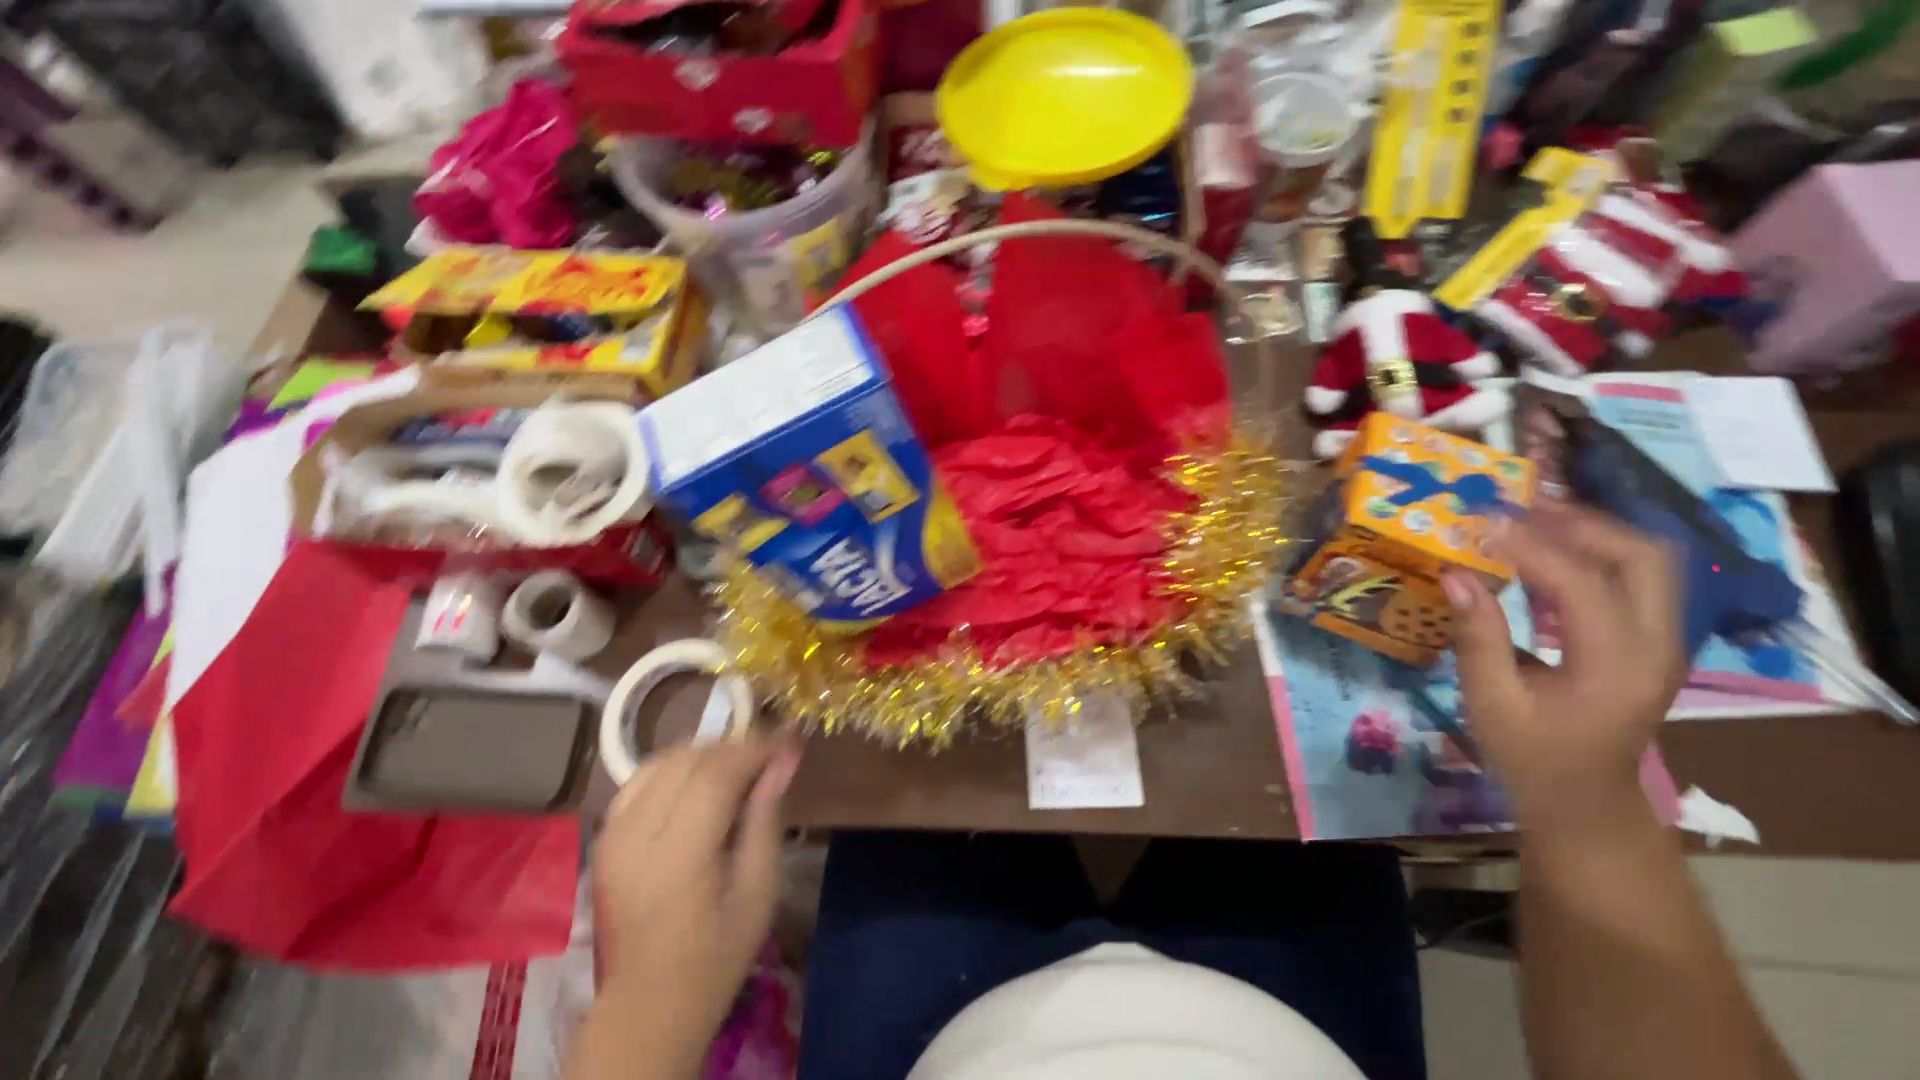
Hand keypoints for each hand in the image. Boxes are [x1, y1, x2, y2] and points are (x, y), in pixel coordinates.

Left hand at [592, 736, 801, 1044]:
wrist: (651, 1000)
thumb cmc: (718, 951)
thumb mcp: (759, 889)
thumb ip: (767, 816)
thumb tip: (785, 756)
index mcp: (677, 858)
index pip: (716, 774)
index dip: (755, 748)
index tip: (789, 738)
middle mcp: (634, 836)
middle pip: (687, 760)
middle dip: (732, 747)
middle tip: (769, 754)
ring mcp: (611, 834)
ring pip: (661, 761)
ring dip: (703, 754)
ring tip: (738, 768)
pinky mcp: (603, 836)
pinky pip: (641, 779)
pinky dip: (674, 769)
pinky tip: (699, 784)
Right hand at [1442, 504, 1685, 831]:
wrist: (1585, 802)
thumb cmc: (1532, 758)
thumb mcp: (1492, 705)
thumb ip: (1478, 639)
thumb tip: (1455, 574)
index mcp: (1617, 666)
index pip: (1581, 583)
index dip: (1529, 546)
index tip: (1479, 522)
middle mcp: (1656, 644)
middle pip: (1641, 555)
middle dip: (1579, 523)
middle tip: (1518, 509)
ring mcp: (1663, 639)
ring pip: (1647, 559)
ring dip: (1592, 531)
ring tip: (1531, 519)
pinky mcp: (1652, 638)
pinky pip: (1636, 576)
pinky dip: (1595, 552)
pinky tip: (1547, 550)